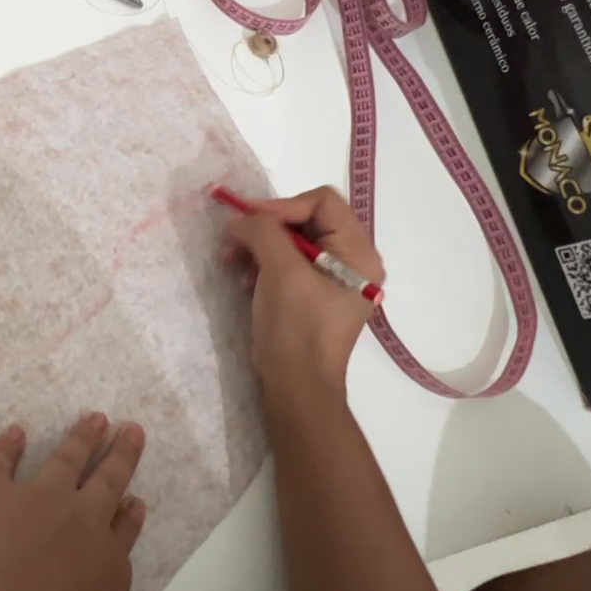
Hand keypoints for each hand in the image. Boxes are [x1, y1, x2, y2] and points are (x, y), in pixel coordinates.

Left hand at [0, 414, 146, 590]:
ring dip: (81, 437)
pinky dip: (7, 445)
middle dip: (121, 454)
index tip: (136, 497)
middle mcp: (80, 520)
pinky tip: (14, 431)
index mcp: (106, 562)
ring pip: (66, 457)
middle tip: (131, 428)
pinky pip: (1, 461)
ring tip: (94, 417)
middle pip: (107, 480)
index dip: (130, 511)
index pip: (124, 528)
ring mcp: (37, 498)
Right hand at [224, 186, 383, 398]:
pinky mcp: (314, 293)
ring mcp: (333, 278)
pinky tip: (245, 280)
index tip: (246, 220)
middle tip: (232, 240)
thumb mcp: (280, 272)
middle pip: (305, 218)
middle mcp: (352, 260)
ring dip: (259, 246)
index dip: (281, 205)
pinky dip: (263, 264)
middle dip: (265, 227)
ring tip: (232, 262)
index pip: (322, 202)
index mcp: (358, 253)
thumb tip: (241, 217)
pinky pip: (288, 262)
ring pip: (291, 239)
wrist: (296, 388)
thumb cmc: (296, 328)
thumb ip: (263, 231)